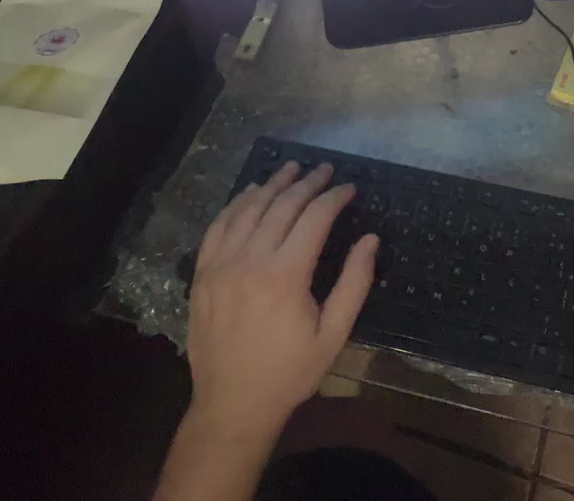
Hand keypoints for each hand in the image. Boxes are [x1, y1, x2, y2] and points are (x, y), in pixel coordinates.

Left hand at [187, 161, 378, 438]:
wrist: (232, 405)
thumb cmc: (290, 371)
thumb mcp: (334, 334)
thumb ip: (354, 283)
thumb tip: (370, 240)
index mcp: (285, 276)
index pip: (314, 218)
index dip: (334, 197)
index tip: (349, 187)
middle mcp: (250, 261)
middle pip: (282, 206)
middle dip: (307, 183)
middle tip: (324, 169)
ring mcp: (221, 266)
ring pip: (248, 209)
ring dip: (272, 184)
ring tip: (291, 169)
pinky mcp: (203, 275)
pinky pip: (218, 227)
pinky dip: (236, 204)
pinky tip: (251, 193)